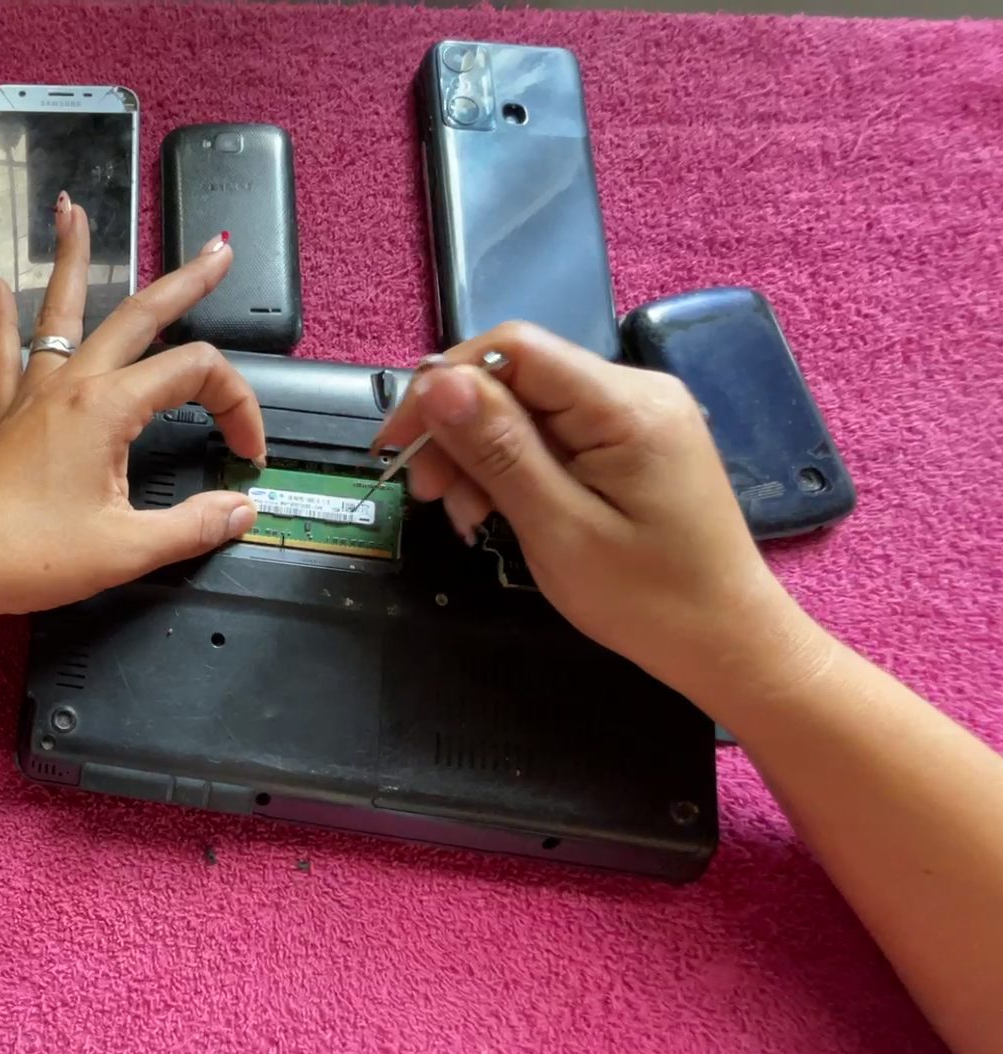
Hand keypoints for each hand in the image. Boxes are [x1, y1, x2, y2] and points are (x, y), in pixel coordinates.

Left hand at [0, 196, 263, 622]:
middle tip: (216, 251)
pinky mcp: (6, 416)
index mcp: (107, 407)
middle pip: (137, 315)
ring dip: (75, 262)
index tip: (248, 453)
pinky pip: (5, 351)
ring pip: (62, 313)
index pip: (196, 374)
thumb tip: (241, 510)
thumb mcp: (126, 549)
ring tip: (72, 212)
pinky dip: (3, 315)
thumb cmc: (30, 556)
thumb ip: (192, 526)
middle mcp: (70, 386)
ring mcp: (33, 396)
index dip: (238, 406)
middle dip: (183, 281)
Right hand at [374, 321, 825, 694]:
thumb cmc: (643, 595)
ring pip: (512, 410)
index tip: (397, 443)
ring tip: (461, 513)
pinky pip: (534, 436)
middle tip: (423, 493)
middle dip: (451, 431)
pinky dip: (496, 469)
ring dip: (468, 457)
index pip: (512, 350)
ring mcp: (622, 416)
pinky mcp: (612, 442)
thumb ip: (497, 449)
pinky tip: (486, 508)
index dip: (440, 384)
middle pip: (507, 380)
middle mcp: (627, 392)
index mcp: (624, 405)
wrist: (718, 640)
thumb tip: (436, 383)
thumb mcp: (556, 525)